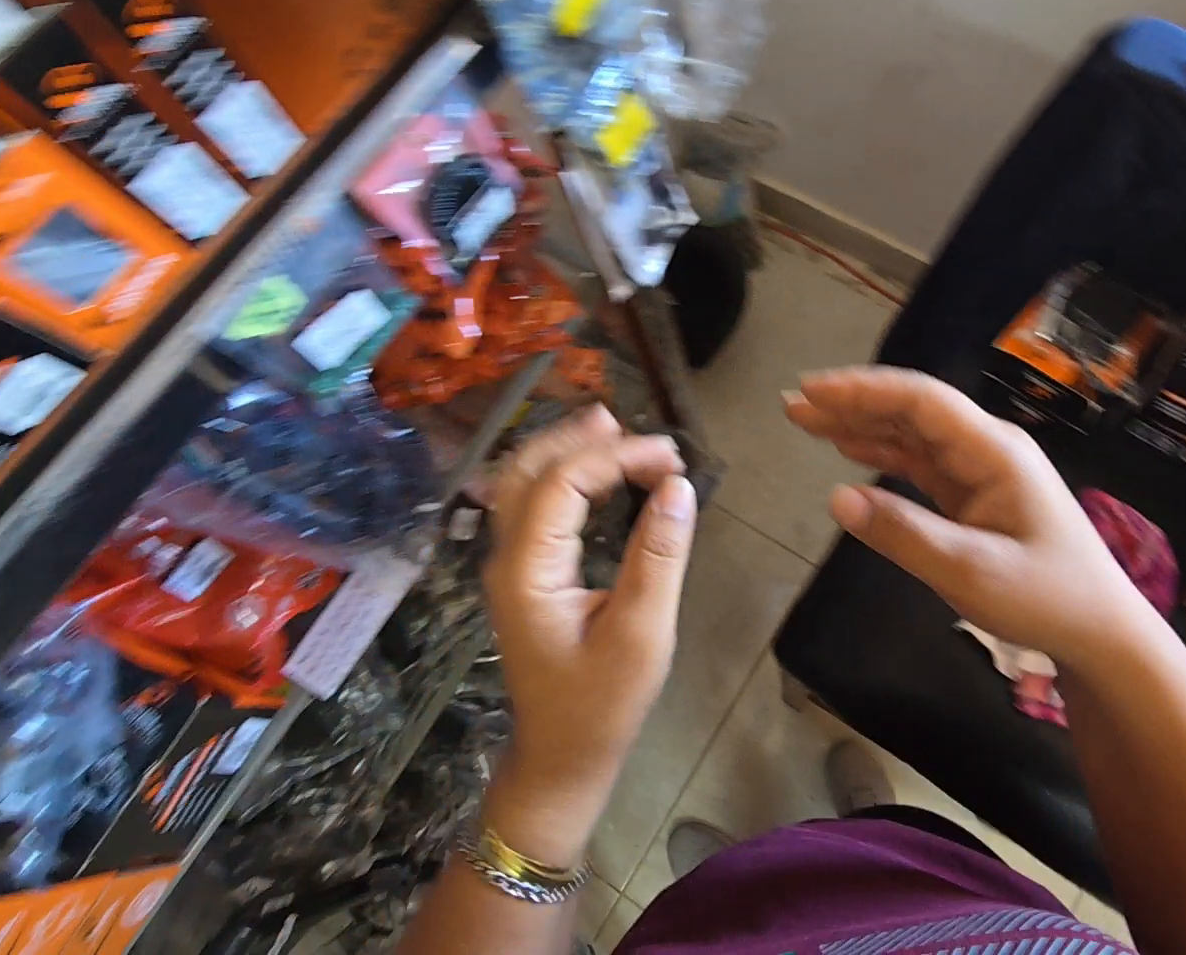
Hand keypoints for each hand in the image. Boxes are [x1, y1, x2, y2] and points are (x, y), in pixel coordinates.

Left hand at [483, 406, 696, 857]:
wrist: (561, 757)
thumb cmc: (602, 705)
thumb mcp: (642, 634)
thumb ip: (659, 556)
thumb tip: (680, 486)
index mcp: (528, 570)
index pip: (564, 482)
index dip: (618, 456)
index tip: (673, 456)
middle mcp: (506, 557)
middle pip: (529, 469)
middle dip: (583, 439)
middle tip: (639, 429)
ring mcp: (509, 564)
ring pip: (523, 482)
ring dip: (566, 449)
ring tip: (613, 427)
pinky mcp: (523, 573)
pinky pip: (532, 504)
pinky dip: (562, 475)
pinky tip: (594, 472)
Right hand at [785, 367, 1157, 657]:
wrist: (1100, 631)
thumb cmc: (1046, 598)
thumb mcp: (970, 573)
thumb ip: (902, 534)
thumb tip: (835, 498)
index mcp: (993, 451)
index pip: (920, 402)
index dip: (863, 390)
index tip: (812, 390)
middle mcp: (985, 448)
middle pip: (910, 411)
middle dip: (851, 403)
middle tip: (793, 404)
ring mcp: (979, 470)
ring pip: (910, 435)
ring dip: (860, 425)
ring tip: (806, 420)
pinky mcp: (972, 494)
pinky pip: (918, 463)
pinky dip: (880, 455)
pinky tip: (848, 450)